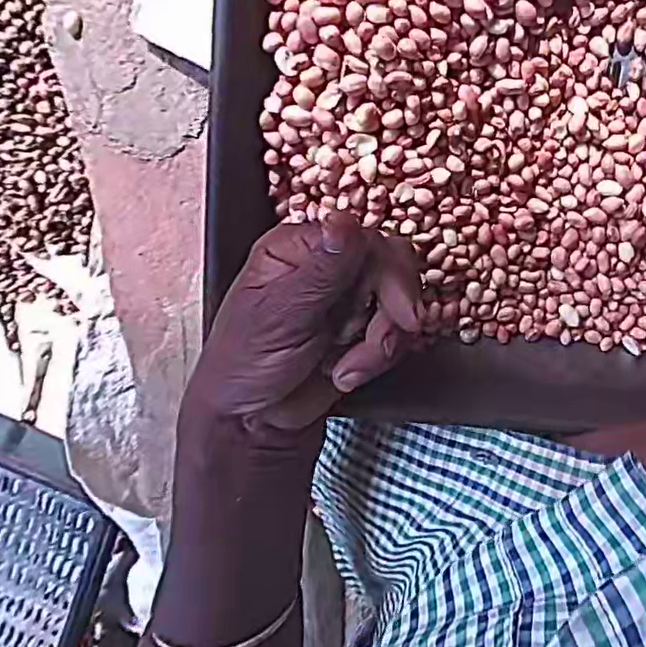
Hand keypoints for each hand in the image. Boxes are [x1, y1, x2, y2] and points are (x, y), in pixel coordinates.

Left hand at [180, 213, 420, 451]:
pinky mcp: (364, 325)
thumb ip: (319, 270)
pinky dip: (380, 357)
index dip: (390, 276)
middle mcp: (329, 264)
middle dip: (389, 314)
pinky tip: (347, 370)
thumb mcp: (280, 316)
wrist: (251, 424)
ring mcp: (349, 295)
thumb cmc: (243, 366)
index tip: (400, 313)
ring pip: (402, 301)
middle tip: (376, 345)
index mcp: (300, 247)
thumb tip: (342, 222)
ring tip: (346, 367)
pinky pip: (398, 330)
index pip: (366, 240)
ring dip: (382, 342)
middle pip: (393, 266)